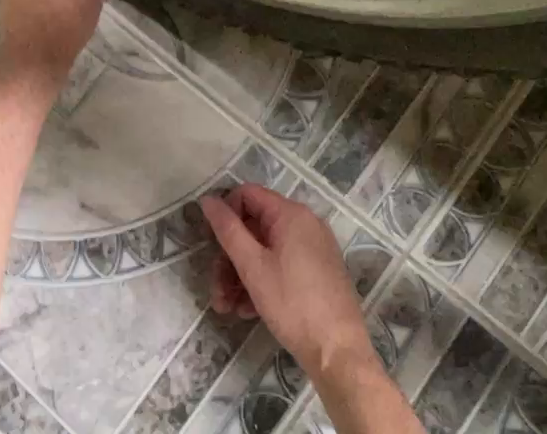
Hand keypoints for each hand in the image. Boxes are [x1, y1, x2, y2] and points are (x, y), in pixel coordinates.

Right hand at [200, 184, 375, 376]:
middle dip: (229, 257)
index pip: (247, 194)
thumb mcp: (252, 266)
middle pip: (254, 227)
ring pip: (265, 251)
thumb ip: (227, 229)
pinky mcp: (318, 272)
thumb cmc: (292, 303)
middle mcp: (305, 224)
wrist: (338, 353)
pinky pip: (282, 266)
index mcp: (291, 214)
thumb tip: (207, 199)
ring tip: (227, 306)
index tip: (211, 242)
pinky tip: (248, 310)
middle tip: (216, 286)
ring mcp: (314, 249)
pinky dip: (262, 282)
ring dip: (241, 275)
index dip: (224, 213)